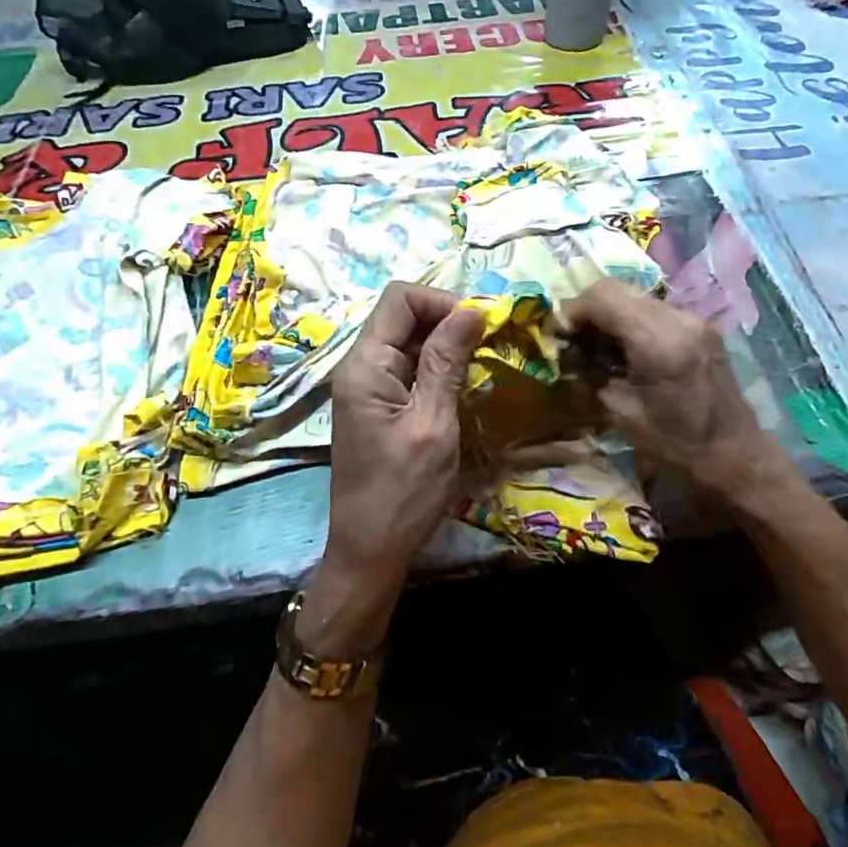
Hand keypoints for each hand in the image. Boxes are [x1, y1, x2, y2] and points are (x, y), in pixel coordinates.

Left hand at [324, 283, 484, 577]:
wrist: (369, 548)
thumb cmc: (403, 492)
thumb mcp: (433, 424)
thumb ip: (447, 363)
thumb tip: (471, 310)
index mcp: (365, 365)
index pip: (399, 298)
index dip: (442, 300)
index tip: (480, 326)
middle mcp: (359, 366)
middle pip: (402, 316)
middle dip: (447, 320)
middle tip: (489, 344)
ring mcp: (366, 387)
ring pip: (407, 341)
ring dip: (445, 345)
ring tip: (482, 363)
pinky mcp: (377, 405)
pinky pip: (407, 369)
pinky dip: (436, 368)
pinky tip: (462, 385)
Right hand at [562, 280, 799, 512]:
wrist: (734, 455)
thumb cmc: (673, 444)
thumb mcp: (619, 411)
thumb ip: (591, 371)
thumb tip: (569, 350)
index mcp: (659, 341)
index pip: (602, 296)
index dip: (572, 310)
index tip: (559, 337)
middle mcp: (679, 319)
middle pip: (617, 288)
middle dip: (587, 310)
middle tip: (574, 341)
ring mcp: (694, 319)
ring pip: (634, 296)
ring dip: (608, 315)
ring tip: (598, 349)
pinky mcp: (700, 327)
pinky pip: (652, 310)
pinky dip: (629, 321)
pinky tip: (624, 352)